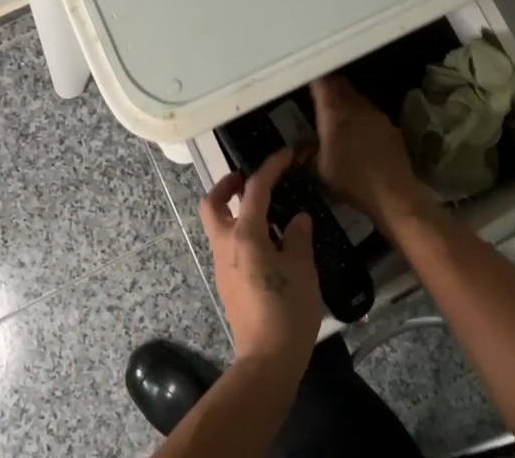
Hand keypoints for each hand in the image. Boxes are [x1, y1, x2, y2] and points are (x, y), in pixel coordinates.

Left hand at [200, 149, 323, 364]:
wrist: (268, 358)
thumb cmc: (288, 309)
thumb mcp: (303, 268)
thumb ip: (298, 237)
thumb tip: (297, 219)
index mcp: (245, 235)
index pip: (254, 189)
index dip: (270, 168)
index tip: (284, 156)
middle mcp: (225, 245)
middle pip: (212, 204)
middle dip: (226, 185)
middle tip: (248, 180)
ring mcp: (222, 266)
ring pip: (217, 225)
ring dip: (233, 210)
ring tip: (266, 212)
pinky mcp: (227, 283)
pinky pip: (227, 245)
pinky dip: (240, 232)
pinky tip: (267, 242)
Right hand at [309, 75, 434, 231]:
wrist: (395, 194)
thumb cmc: (353, 182)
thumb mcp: (322, 169)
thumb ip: (310, 150)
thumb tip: (302, 143)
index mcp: (335, 113)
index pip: (322, 83)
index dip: (313, 79)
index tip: (306, 80)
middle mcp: (356, 106)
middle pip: (340, 84)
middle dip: (328, 87)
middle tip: (318, 96)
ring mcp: (375, 113)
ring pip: (356, 97)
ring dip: (345, 101)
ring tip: (336, 115)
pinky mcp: (389, 124)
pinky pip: (369, 111)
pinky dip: (359, 115)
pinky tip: (358, 131)